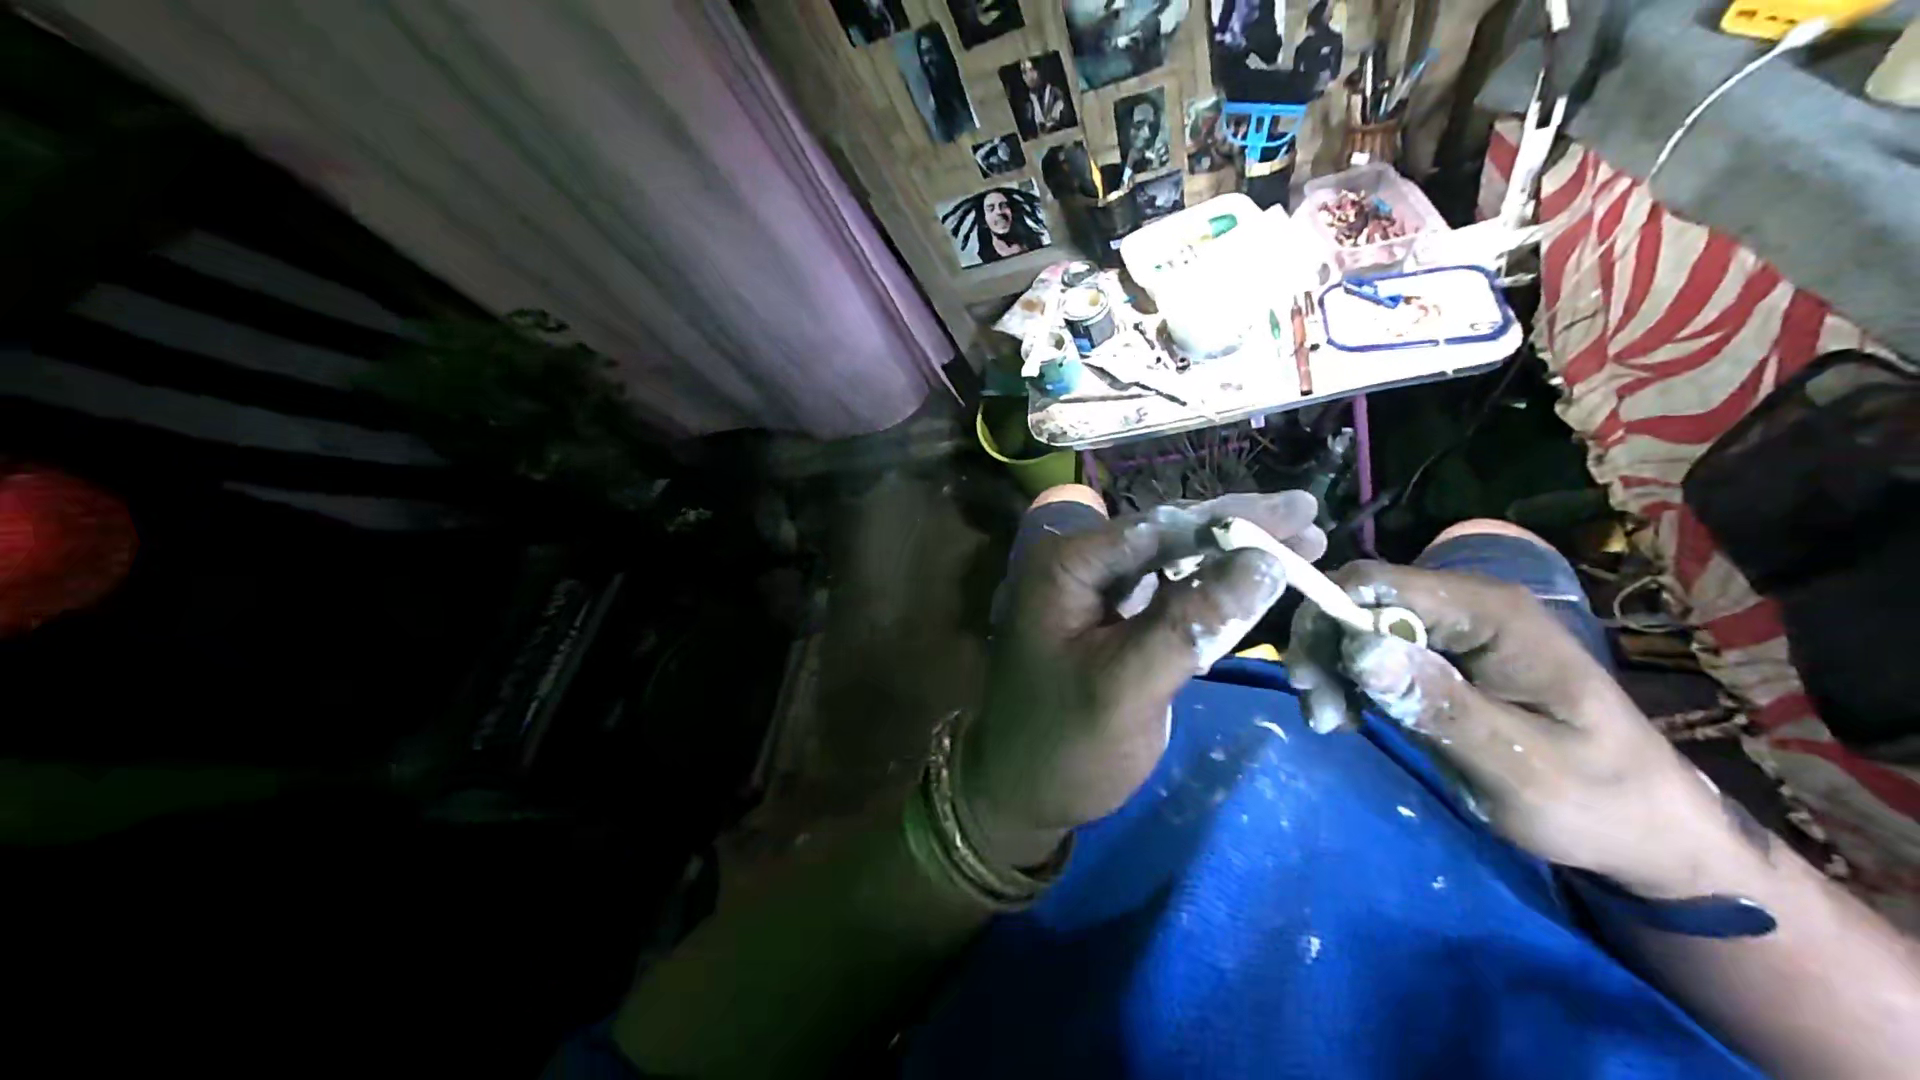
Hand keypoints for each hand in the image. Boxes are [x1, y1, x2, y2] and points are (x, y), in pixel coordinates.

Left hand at [960, 493, 1326, 867]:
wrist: (1019, 792)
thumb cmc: (1064, 745)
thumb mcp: (1127, 687)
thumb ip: (1190, 624)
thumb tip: (1265, 563)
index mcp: (1067, 565)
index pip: (1160, 527)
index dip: (1233, 518)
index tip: (1300, 510)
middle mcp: (1077, 566)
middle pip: (1168, 536)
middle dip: (1237, 531)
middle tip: (1308, 522)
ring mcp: (1092, 594)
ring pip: (1171, 562)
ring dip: (1228, 557)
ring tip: (1297, 546)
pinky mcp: (1109, 622)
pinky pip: (1165, 594)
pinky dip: (1207, 591)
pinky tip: (1248, 585)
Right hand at [1287, 561, 1756, 897]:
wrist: (1647, 829)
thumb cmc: (1596, 800)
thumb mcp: (1518, 766)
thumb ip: (1438, 703)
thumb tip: (1357, 646)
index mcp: (1492, 614)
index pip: (1376, 581)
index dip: (1327, 616)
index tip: (1308, 678)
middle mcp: (1466, 605)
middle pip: (1358, 599)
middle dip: (1324, 650)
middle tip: (1320, 714)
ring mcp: (1454, 629)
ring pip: (1356, 625)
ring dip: (1330, 669)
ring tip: (1333, 723)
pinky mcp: (1442, 656)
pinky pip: (1372, 650)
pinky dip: (1347, 680)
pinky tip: (1350, 717)